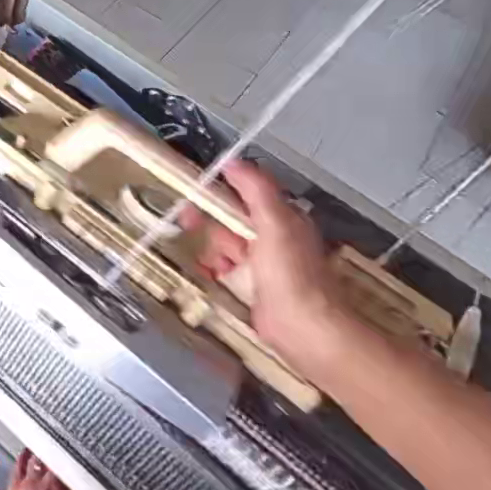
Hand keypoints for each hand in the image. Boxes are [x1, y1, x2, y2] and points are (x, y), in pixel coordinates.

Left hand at [0, 451, 74, 489]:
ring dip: (47, 452)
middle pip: (55, 456)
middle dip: (64, 453)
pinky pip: (20, 462)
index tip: (86, 461)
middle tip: (72, 452)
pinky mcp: (12, 486)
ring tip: (55, 449)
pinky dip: (28, 455)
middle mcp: (41, 483)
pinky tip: (34, 453)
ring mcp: (25, 482)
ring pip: (38, 455)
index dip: (80, 463)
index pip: (73, 468)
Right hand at [184, 160, 345, 364]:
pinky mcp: (250, 287)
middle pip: (231, 220)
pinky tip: (210, 273)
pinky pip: (225, 271)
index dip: (221, 190)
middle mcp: (272, 238)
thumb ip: (256, 189)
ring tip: (210, 257)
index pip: (246, 194)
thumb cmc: (293, 276)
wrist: (302, 327)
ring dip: (212, 249)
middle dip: (209, 220)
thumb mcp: (275, 222)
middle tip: (187, 219)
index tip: (196, 189)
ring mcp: (261, 264)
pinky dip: (214, 270)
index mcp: (281, 218)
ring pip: (225, 246)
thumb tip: (235, 162)